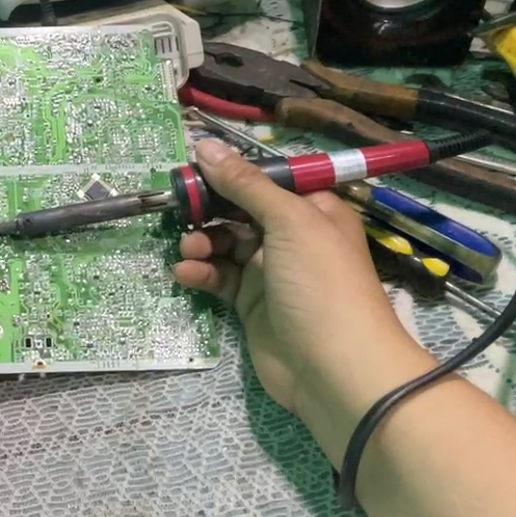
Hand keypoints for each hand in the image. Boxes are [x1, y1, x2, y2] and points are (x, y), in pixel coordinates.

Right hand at [174, 139, 434, 459]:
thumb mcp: (288, 221)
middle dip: (209, 206)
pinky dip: (201, 271)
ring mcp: (271, 271)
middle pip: (240, 208)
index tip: (195, 166)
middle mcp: (292, 236)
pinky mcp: (251, 303)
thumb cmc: (320, 283)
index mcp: (312, 211)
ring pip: (225, 242)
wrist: (337, 372)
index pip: (268, 178)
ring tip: (188, 248)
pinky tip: (186, 273)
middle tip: (179, 205)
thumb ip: (244, 183)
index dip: (232, 171)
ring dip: (202, 241)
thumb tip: (205, 144)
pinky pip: (219, 276)